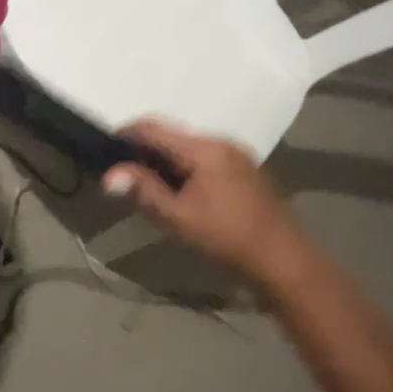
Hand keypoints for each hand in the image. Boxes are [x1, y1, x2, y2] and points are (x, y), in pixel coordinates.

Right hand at [104, 120, 311, 284]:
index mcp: (204, 149)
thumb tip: (109, 174)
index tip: (105, 150)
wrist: (287, 263)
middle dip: (144, 150)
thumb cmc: (227, 238)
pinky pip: (203, 156)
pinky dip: (184, 166)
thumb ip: (143, 190)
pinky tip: (180, 191)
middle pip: (170, 134)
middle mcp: (221, 142)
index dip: (124, 134)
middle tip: (125, 174)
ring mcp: (236, 154)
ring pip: (186, 146)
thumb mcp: (177, 217)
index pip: (152, 127)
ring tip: (149, 184)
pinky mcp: (245, 169)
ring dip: (164, 159)